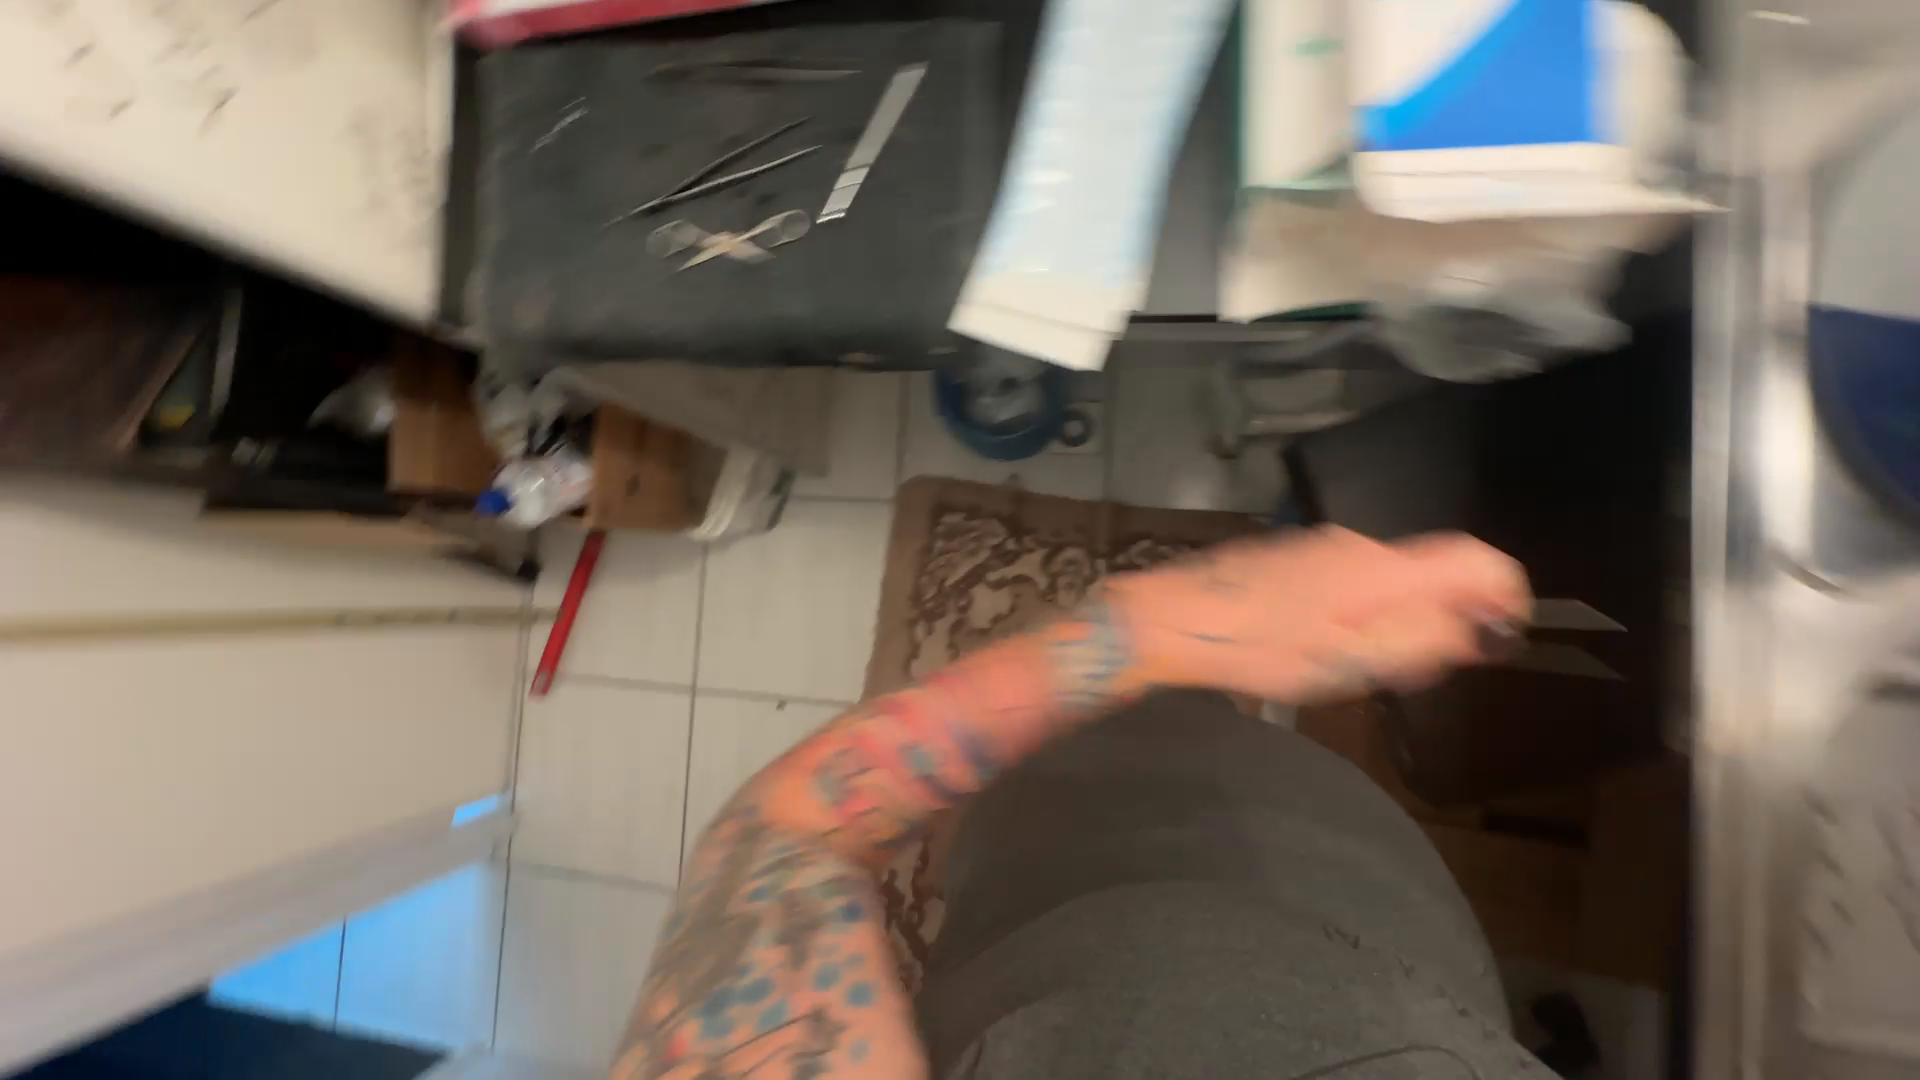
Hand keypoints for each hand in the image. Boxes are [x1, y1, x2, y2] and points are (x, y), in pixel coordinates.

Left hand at [1106, 526, 1530, 703]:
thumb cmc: (1260, 646)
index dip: (1502, 591)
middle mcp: (1356, 545)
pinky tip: (1319, 640)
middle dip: (1440, 615)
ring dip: (1393, 615)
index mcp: (1381, 568)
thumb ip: (1419, 642)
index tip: (1502, 630)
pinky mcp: (1288, 555)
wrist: (1173, 617)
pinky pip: (1346, 577)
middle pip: (1428, 570)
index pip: (1473, 557)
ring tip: (1357, 660)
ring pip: (1384, 576)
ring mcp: (1317, 546)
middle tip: (1413, 664)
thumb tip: (1476, 630)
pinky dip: (1356, 607)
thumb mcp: (1347, 661)